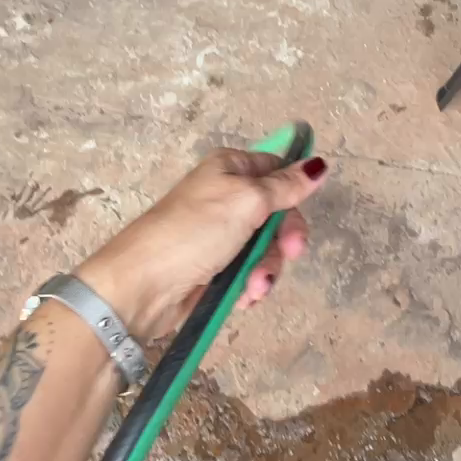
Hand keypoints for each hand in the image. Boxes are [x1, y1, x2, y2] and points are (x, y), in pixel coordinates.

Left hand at [75, 148, 327, 339]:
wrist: (140, 287)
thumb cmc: (194, 231)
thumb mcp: (247, 201)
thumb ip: (287, 186)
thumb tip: (320, 163)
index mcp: (230, 168)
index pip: (277, 170)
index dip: (294, 192)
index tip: (301, 212)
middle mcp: (226, 196)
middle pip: (277, 213)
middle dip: (283, 239)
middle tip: (289, 254)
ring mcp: (220, 234)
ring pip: (266, 247)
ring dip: (267, 268)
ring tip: (254, 287)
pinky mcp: (214, 268)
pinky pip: (248, 271)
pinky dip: (251, 284)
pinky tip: (244, 297)